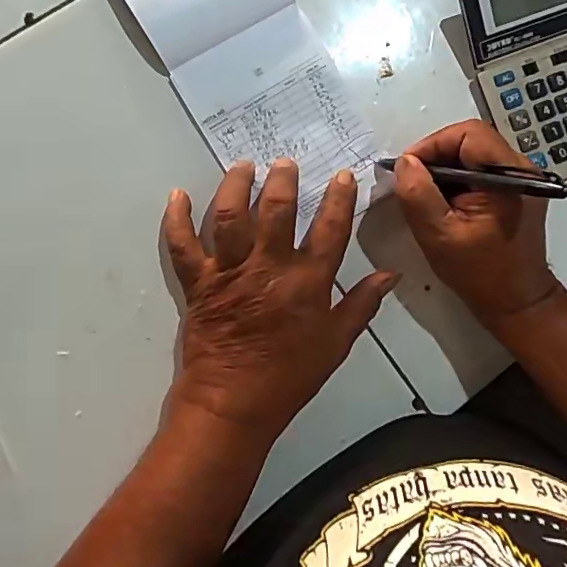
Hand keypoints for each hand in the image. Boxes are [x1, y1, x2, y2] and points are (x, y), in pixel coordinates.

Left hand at [162, 159, 399, 438]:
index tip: (341, 175)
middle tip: (283, 162)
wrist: (234, 403)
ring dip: (235, 186)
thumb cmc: (290, 375)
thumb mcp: (336, 343)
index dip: (338, 198)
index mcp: (307, 282)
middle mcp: (268, 268)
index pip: (329, 229)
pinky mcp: (199, 283)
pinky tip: (177, 195)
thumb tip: (391, 274)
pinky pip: (183, 246)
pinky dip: (176, 219)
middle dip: (282, 180)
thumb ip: (362, 304)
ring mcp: (230, 273)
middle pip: (276, 210)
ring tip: (242, 166)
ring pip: (230, 218)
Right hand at [392, 120, 565, 325]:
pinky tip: (445, 200)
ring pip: (475, 152)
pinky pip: (481, 168)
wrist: (517, 301)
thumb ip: (418, 194)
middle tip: (413, 180)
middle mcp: (522, 171)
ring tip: (426, 192)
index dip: (433, 144)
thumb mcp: (437, 234)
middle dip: (437, 155)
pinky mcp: (516, 189)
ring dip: (446, 167)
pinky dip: (458, 178)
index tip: (409, 168)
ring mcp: (522, 179)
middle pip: (472, 139)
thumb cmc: (479, 273)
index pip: (469, 133)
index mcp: (509, 178)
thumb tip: (405, 161)